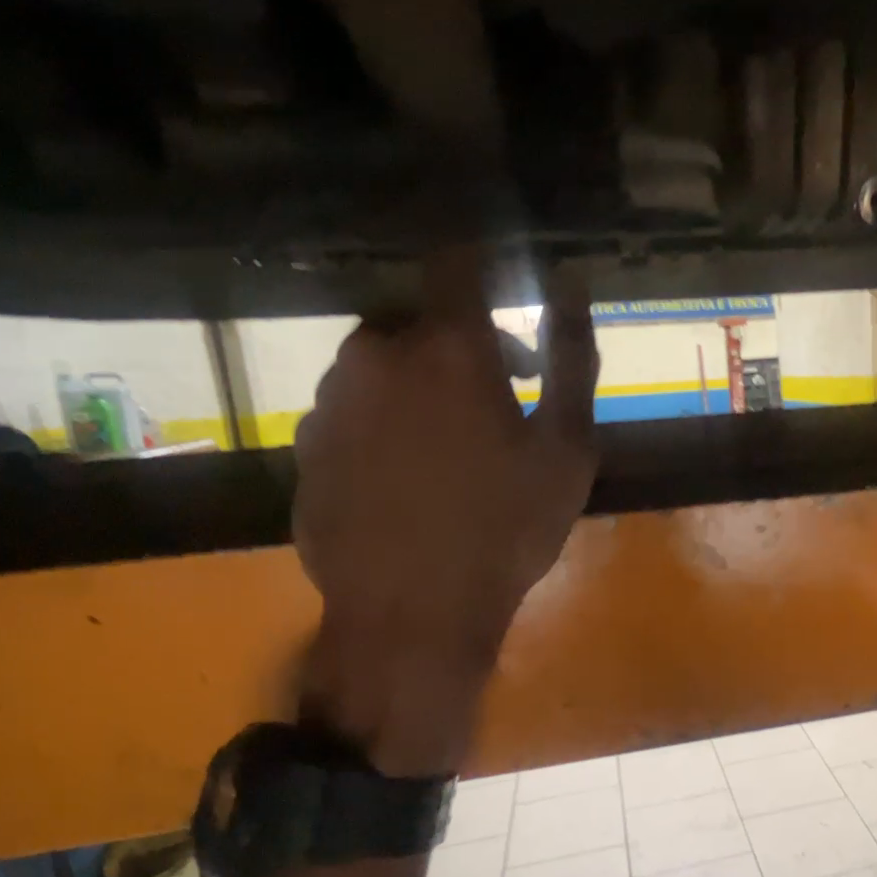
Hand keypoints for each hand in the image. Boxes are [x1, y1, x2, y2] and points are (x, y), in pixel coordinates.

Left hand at [292, 254, 598, 775]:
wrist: (412, 616)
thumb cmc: (506, 528)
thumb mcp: (567, 448)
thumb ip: (571, 358)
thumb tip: (571, 282)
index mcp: (445, 347)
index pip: (456, 261)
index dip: (480, 260)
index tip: (504, 281)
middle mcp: (375, 356)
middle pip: (415, 319)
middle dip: (457, 340)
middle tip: (497, 392)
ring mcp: (329, 403)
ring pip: (379, 366)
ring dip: (417, 383)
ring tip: (452, 443)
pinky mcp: (305, 448)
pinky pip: (352, 412)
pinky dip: (383, 423)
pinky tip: (410, 477)